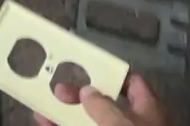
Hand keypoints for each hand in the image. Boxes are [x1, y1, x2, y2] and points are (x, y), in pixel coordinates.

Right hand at [34, 74, 168, 125]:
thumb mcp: (120, 123)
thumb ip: (103, 105)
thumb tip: (87, 91)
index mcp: (147, 111)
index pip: (132, 84)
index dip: (110, 75)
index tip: (85, 69)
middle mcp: (132, 125)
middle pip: (105, 105)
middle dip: (79, 96)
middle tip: (57, 91)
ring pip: (89, 124)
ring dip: (66, 116)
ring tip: (43, 108)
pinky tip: (45, 123)